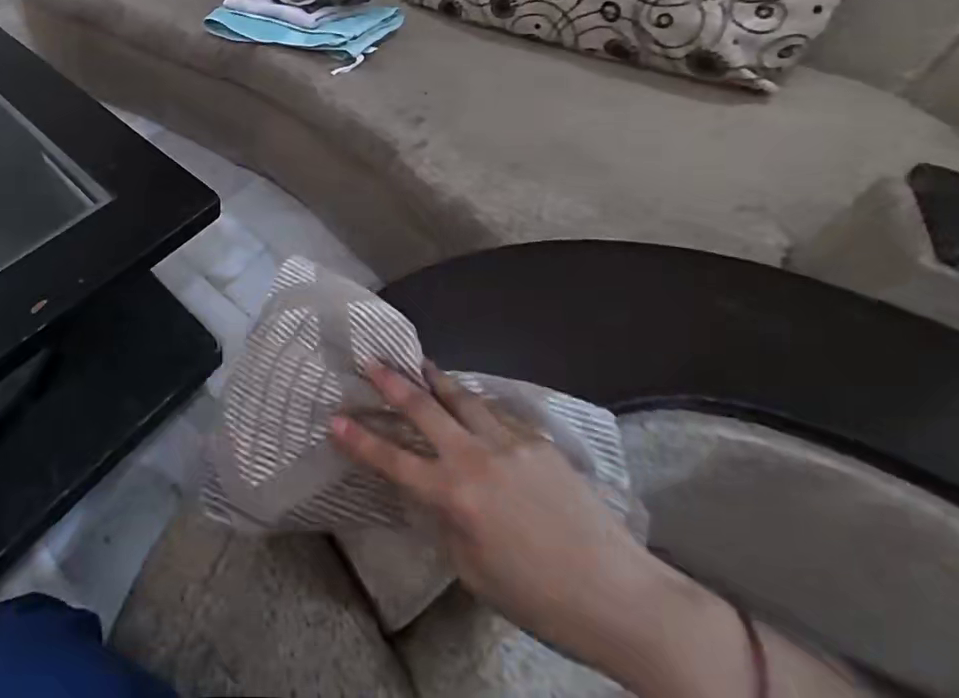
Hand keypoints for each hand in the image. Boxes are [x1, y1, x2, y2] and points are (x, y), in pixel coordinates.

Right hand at [332, 362, 750, 697]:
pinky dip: (478, 405)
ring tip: (421, 364)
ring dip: (437, 380)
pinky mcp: (541, 446)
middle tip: (371, 360)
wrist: (624, 598)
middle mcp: (477, 460)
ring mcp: (512, 447)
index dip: (359, 440)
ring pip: (464, 399)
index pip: (392, 460)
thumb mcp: (472, 570)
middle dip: (392, 383)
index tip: (334, 419)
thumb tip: (430, 495)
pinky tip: (474, 403)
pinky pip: (500, 416)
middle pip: (424, 409)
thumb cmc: (539, 598)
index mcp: (454, 497)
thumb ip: (444, 523)